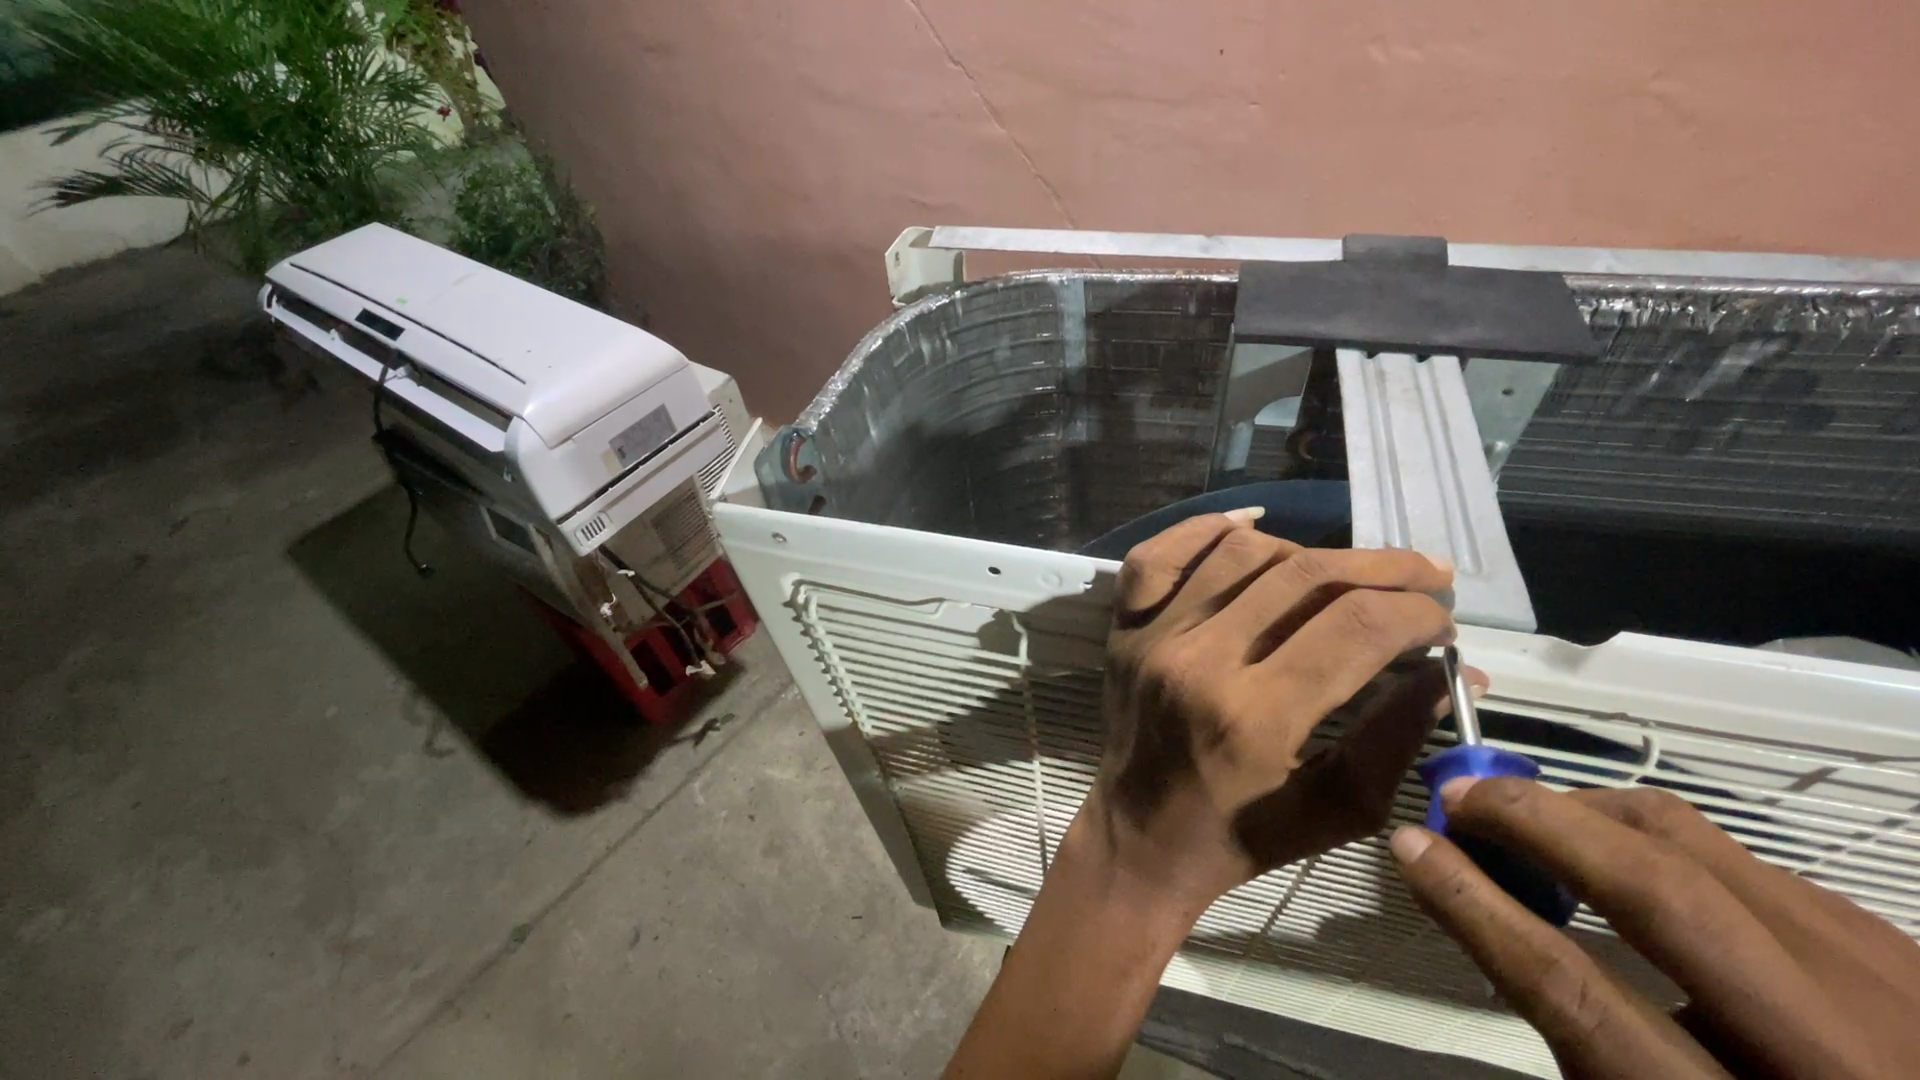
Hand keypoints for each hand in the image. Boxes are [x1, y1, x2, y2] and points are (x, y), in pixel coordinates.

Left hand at [1081, 510, 1469, 914]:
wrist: (1136, 839)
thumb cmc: (1240, 839)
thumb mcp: (1337, 810)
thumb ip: (1398, 736)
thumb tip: (1458, 670)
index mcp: (1256, 718)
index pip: (1356, 627)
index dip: (1418, 613)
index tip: (1445, 625)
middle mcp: (1200, 661)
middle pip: (1306, 577)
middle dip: (1384, 569)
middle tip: (1429, 576)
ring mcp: (1153, 636)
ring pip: (1241, 554)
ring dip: (1308, 552)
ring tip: (1347, 576)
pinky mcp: (1124, 627)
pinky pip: (1157, 555)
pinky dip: (1205, 529)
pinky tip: (1253, 528)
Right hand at [1394, 778, 1919, 1078]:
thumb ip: (1575, 1027)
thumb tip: (1485, 903)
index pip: (1578, 991)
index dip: (1478, 906)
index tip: (1414, 846)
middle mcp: (1837, 1051)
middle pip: (1657, 892)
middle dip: (1536, 824)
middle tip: (1462, 799)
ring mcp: (1886, 984)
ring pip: (1701, 849)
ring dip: (1588, 815)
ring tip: (1528, 816)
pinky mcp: (1896, 942)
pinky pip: (1743, 860)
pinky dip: (1658, 843)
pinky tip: (1625, 858)